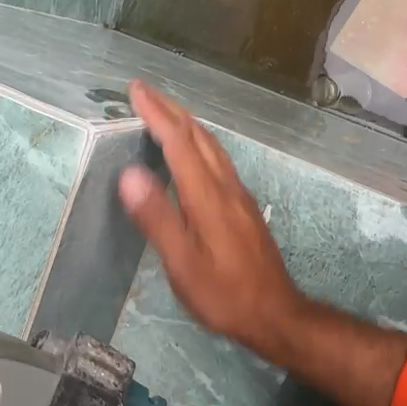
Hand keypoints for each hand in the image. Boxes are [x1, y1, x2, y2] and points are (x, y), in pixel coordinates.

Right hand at [119, 81, 305, 356]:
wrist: (276, 315)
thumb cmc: (224, 295)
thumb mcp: (183, 265)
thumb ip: (158, 219)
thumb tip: (130, 174)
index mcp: (208, 197)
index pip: (179, 142)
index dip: (157, 114)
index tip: (135, 90)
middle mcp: (227, 188)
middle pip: (198, 137)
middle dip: (170, 110)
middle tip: (144, 92)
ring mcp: (240, 196)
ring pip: (212, 147)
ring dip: (187, 124)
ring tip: (165, 113)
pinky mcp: (244, 208)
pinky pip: (219, 161)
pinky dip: (199, 144)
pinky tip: (194, 153)